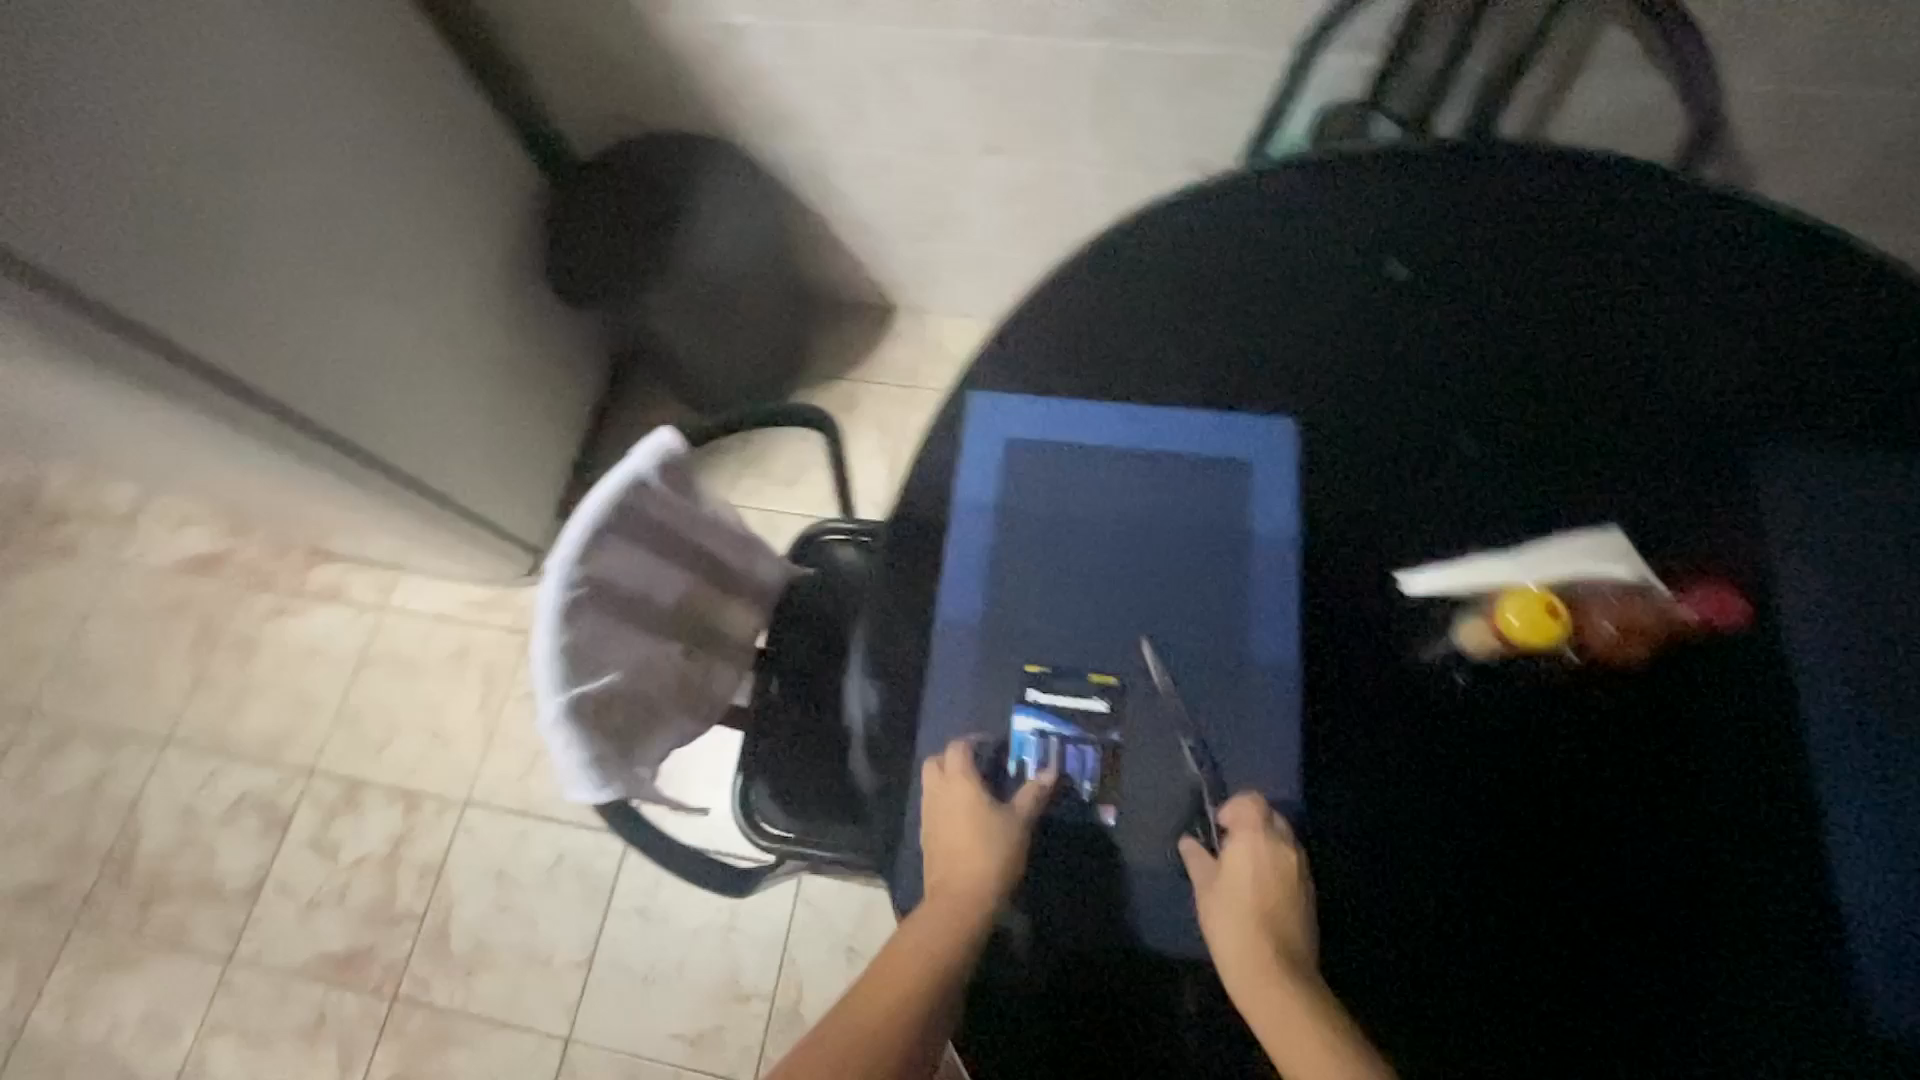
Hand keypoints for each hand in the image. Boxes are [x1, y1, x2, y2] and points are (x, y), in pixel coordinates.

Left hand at [920, 738, 1054, 918]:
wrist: (959, 900)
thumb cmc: (992, 854)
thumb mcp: (1020, 822)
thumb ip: (1033, 794)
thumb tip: (1051, 770)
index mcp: (959, 780)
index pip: (958, 746)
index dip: (974, 741)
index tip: (993, 746)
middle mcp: (937, 791)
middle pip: (936, 760)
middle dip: (954, 757)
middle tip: (979, 766)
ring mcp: (927, 814)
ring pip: (930, 784)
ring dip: (947, 779)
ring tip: (974, 792)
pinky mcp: (925, 836)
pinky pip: (931, 806)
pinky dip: (944, 802)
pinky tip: (964, 818)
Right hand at [1179, 792, 1318, 997]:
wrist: (1276, 974)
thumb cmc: (1231, 923)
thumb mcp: (1204, 888)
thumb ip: (1197, 858)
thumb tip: (1189, 842)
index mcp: (1256, 836)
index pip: (1251, 800)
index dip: (1234, 807)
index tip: (1219, 828)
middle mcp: (1284, 844)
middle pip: (1271, 816)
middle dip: (1251, 824)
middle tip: (1230, 847)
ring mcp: (1302, 868)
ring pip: (1284, 840)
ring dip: (1266, 844)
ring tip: (1245, 870)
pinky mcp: (1311, 892)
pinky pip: (1293, 864)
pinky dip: (1278, 865)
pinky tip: (1262, 890)